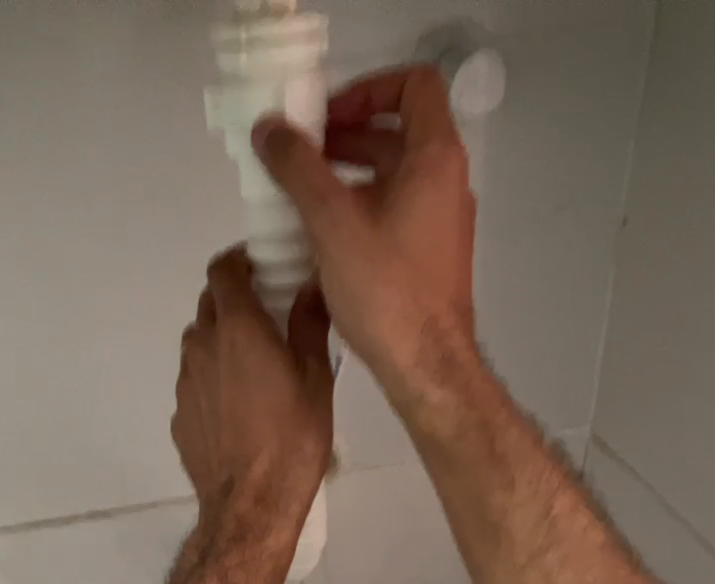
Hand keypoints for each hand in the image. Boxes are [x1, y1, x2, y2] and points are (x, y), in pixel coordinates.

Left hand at [173, 248, 334, 541]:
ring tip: (253, 365)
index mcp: (237, 329)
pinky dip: (212, 378)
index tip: (261, 268)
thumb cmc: (293, 439)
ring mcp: (184, 383)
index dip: (239, 261)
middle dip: (233, 299)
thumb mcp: (316, 379)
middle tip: (266, 316)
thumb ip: (309, 324)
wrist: (251, 505)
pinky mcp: (179, 415)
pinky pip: (194, 382)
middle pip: (208, 304)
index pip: (222, 271)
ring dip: (221, 340)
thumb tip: (310, 283)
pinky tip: (237, 407)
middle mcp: (202, 347)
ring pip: (198, 343)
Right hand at [252, 65, 477, 382]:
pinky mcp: (429, 257)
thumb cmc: (386, 290)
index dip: (366, 89)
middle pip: (397, 133)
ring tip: (300, 197)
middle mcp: (446, 184)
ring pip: (392, 178)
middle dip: (344, 137)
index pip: (413, 87)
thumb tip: (268, 128)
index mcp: (435, 160)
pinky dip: (358, 209)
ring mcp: (440, 223)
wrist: (425, 365)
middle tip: (298, 156)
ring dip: (346, 176)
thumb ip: (298, 169)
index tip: (324, 118)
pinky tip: (321, 237)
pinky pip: (393, 213)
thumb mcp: (332, 223)